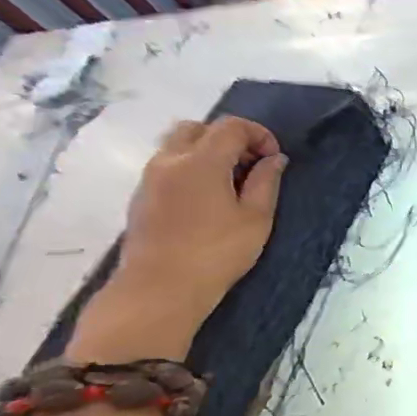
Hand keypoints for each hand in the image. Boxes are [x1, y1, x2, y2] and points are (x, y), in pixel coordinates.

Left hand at [68, 118, 284, 362]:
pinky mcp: (142, 196)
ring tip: (232, 182)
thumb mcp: (256, 218)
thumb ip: (266, 182)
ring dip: (209, 152)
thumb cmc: (217, 252)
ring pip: (179, 145)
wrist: (160, 289)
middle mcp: (169, 161)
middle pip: (199, 128)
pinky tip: (209, 197)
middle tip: (252, 165)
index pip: (231, 126)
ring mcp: (150, 178)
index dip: (259, 134)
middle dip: (230, 138)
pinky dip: (192, 167)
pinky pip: (168, 165)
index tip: (274, 159)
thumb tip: (274, 159)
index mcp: (201, 162)